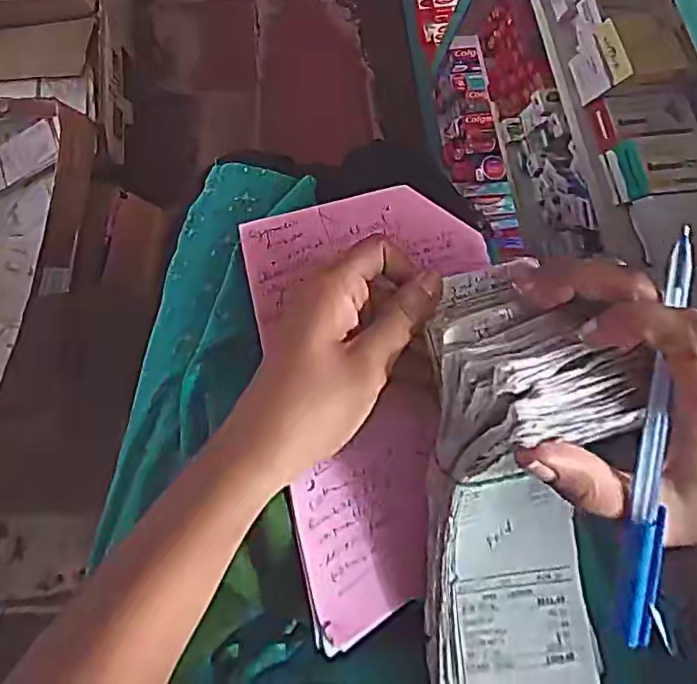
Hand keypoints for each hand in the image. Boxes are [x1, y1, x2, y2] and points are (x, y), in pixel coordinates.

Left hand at [221, 235, 442, 486]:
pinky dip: (381, 346)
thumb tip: (432, 280)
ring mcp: (319, 317)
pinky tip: (407, 379)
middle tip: (435, 343)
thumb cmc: (314, 406)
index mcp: (332, 285)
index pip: (380, 249)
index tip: (429, 308)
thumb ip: (403, 317)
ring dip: (399, 331)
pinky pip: (357, 330)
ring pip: (371, 308)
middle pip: (377, 278)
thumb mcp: (370, 362)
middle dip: (409, 305)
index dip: (409, 271)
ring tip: (430, 369)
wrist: (260, 448)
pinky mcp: (318, 342)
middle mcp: (322, 291)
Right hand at [511, 258, 696, 546]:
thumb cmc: (684, 509)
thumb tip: (532, 452)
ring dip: (573, 277)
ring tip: (526, 286)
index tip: (589, 337)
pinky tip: (531, 289)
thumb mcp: (643, 511)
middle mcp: (679, 357)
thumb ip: (592, 486)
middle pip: (647, 292)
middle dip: (590, 282)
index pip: (688, 333)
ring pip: (623, 285)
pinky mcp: (629, 342)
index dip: (640, 321)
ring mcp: (653, 344)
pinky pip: (602, 299)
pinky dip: (567, 287)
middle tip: (537, 292)